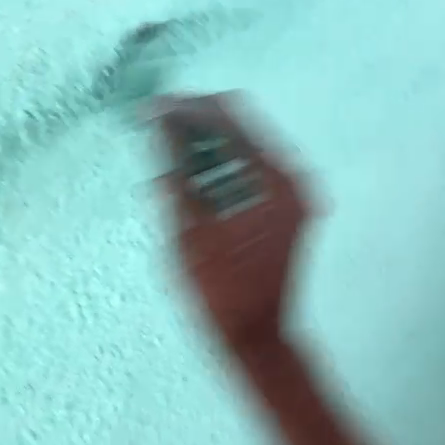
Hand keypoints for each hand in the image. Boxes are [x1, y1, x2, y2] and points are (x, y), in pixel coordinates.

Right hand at [151, 92, 311, 346]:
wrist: (253, 337)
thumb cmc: (222, 287)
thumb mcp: (187, 219)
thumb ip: (175, 163)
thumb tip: (161, 120)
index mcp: (274, 178)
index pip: (227, 115)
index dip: (185, 106)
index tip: (153, 107)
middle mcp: (290, 180)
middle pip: (237, 123)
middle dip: (192, 119)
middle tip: (155, 123)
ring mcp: (290, 194)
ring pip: (239, 141)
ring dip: (200, 141)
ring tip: (164, 154)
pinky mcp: (281, 206)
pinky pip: (244, 165)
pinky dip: (213, 163)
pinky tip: (184, 176)